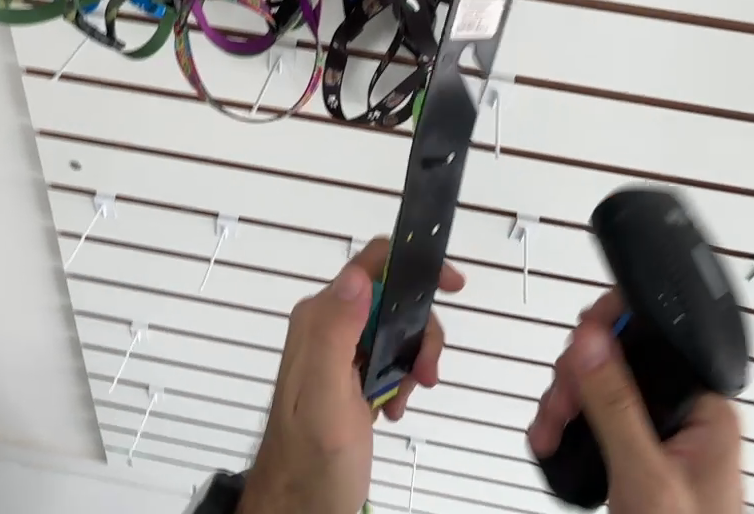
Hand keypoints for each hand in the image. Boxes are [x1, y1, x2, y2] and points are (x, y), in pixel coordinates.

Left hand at [239, 237, 464, 513]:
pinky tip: (393, 409)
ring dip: (412, 361)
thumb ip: (336, 333)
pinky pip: (389, 359)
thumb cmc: (312, 458)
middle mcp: (328, 324)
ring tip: (405, 399)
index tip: (454, 285)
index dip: (414, 264)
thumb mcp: (326, 396)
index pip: (371, 266)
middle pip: (392, 299)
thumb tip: (357, 276)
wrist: (299, 508)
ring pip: (395, 330)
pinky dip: (401, 381)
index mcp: (319, 317)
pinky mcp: (350, 375)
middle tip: (427, 375)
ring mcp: (339, 350)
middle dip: (418, 333)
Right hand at [527, 292, 742, 513]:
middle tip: (558, 406)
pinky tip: (550, 438)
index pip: (653, 337)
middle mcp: (683, 415)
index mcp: (704, 410)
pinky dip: (566, 423)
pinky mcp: (636, 454)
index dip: (609, 329)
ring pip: (598, 387)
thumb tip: (593, 337)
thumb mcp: (645, 478)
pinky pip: (593, 416)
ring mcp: (658, 435)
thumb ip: (616, 405)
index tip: (576, 344)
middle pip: (616, 360)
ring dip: (564, 403)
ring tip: (548, 430)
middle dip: (575, 378)